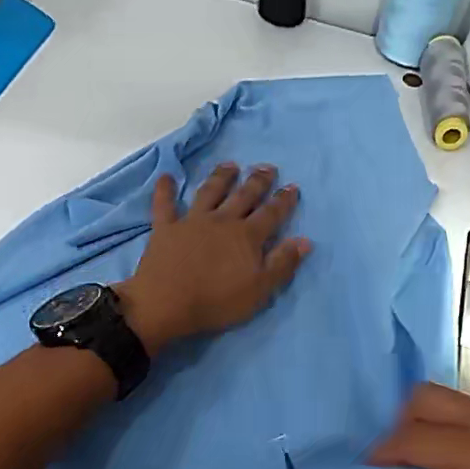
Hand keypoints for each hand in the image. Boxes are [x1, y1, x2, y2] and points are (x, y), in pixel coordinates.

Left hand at [114, 164, 310, 353]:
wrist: (167, 303)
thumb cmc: (217, 301)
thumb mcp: (259, 290)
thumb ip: (282, 264)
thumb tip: (304, 240)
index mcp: (247, 236)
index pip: (271, 214)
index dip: (283, 200)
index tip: (292, 187)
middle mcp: (222, 221)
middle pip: (243, 196)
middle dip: (257, 181)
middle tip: (266, 167)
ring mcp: (192, 221)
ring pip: (209, 192)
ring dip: (221, 177)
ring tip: (230, 165)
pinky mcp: (166, 228)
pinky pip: (165, 204)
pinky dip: (165, 190)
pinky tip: (166, 177)